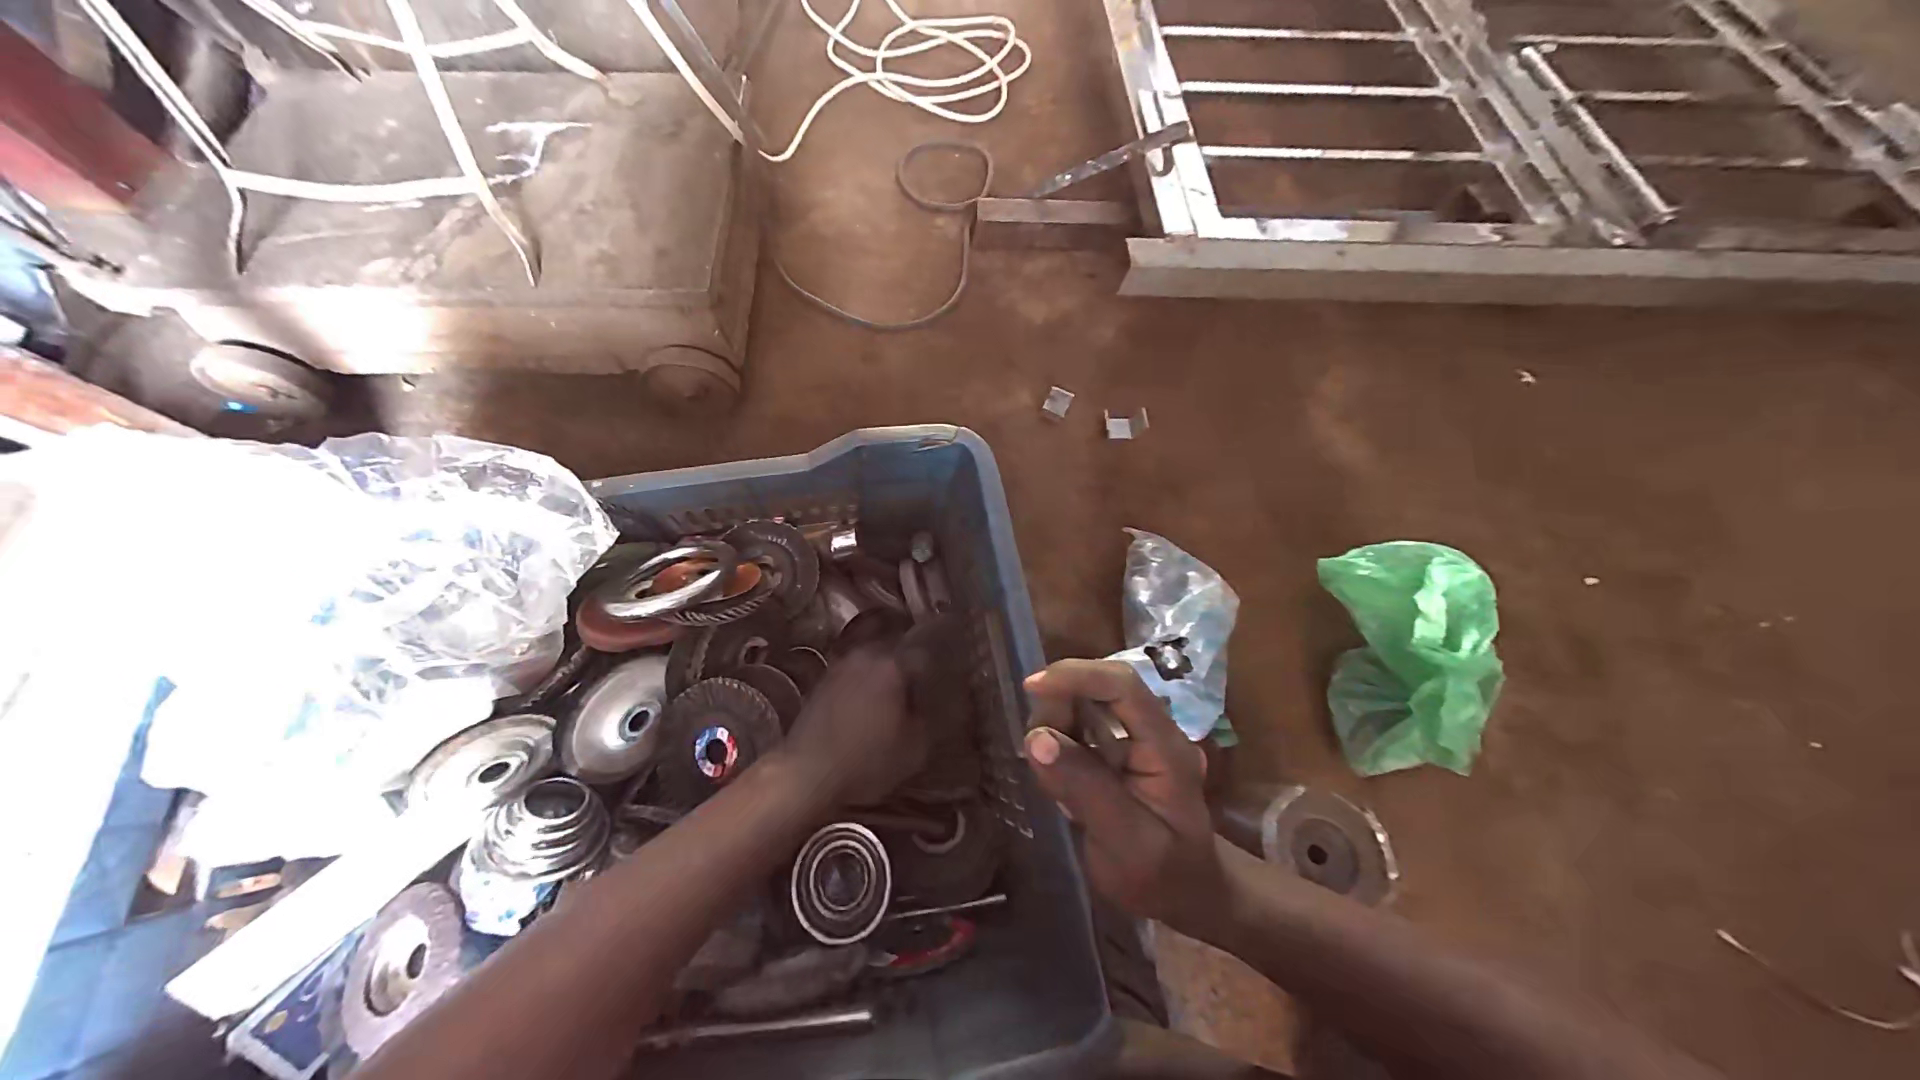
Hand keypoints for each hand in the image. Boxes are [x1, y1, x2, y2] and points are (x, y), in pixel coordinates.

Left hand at [780, 641, 927, 806]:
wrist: (806, 773)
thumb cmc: (865, 762)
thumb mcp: (913, 751)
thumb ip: (928, 720)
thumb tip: (927, 706)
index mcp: (892, 666)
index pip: (924, 656)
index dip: (935, 673)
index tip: (938, 689)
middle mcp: (865, 656)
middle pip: (895, 653)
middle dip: (906, 669)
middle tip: (916, 692)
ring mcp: (839, 666)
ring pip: (871, 662)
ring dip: (881, 676)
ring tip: (889, 699)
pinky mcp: (821, 681)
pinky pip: (852, 675)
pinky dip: (861, 685)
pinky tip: (865, 707)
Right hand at [1023, 660, 1225, 936]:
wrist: (1186, 895)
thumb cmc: (1163, 877)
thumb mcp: (1126, 844)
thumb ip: (1084, 789)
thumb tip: (1037, 739)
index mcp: (1166, 746)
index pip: (1123, 685)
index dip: (1076, 676)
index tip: (1031, 686)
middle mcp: (1152, 730)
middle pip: (1097, 688)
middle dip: (1058, 707)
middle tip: (1040, 756)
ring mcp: (1134, 738)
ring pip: (1082, 702)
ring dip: (1055, 726)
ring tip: (1056, 782)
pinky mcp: (1116, 748)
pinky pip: (1077, 725)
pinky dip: (1058, 741)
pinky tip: (1062, 780)